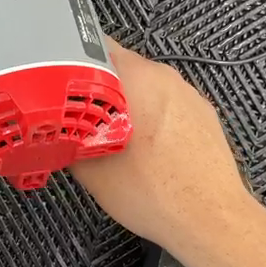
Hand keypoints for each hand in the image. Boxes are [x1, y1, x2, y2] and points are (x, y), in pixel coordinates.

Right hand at [68, 41, 254, 247]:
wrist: (211, 221)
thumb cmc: (155, 192)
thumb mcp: (90, 170)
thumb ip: (67, 141)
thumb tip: (56, 134)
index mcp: (137, 77)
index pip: (94, 45)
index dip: (68, 59)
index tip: (55, 79)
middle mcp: (165, 76)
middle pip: (119, 66)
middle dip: (95, 87)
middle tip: (73, 113)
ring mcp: (188, 95)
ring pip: (143, 87)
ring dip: (124, 103)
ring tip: (107, 136)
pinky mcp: (202, 115)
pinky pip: (165, 106)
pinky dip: (150, 118)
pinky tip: (142, 150)